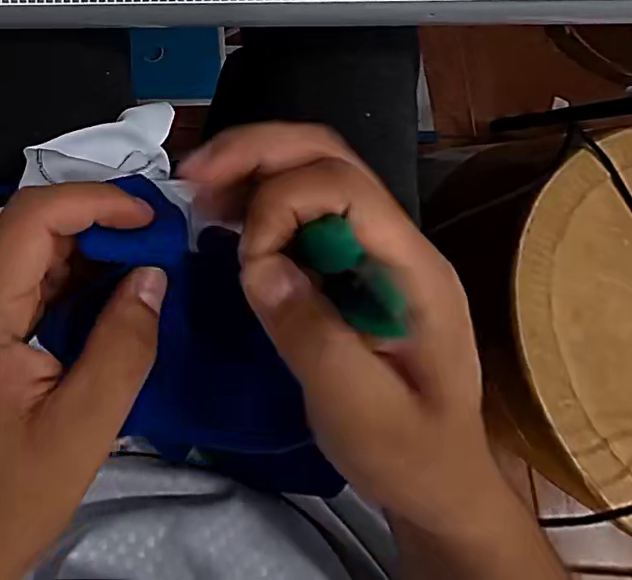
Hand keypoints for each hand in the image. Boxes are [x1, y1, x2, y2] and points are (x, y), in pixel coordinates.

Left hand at [0, 183, 167, 579]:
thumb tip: (154, 275)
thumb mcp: (79, 432)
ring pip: (35, 248)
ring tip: (148, 261)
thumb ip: (122, 348)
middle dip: (101, 222)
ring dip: (92, 248)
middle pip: (35, 224)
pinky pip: (29, 279)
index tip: (151, 218)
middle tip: (161, 240)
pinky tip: (112, 294)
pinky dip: (75, 276)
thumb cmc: (0, 497)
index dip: (95, 201)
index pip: (35, 214)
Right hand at [182, 124, 563, 579]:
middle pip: (325, 154)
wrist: (437, 479)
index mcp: (410, 264)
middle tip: (194, 173)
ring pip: (307, 165)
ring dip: (248, 165)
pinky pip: (296, 200)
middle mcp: (392, 235)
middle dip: (255, 152)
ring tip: (197, 187)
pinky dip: (251, 194)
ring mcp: (368, 240)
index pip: (344, 186)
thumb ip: (313, 337)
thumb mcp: (363, 413)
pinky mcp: (343, 254)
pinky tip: (219, 213)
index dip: (281, 204)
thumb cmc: (410, 454)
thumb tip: (257, 264)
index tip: (247, 260)